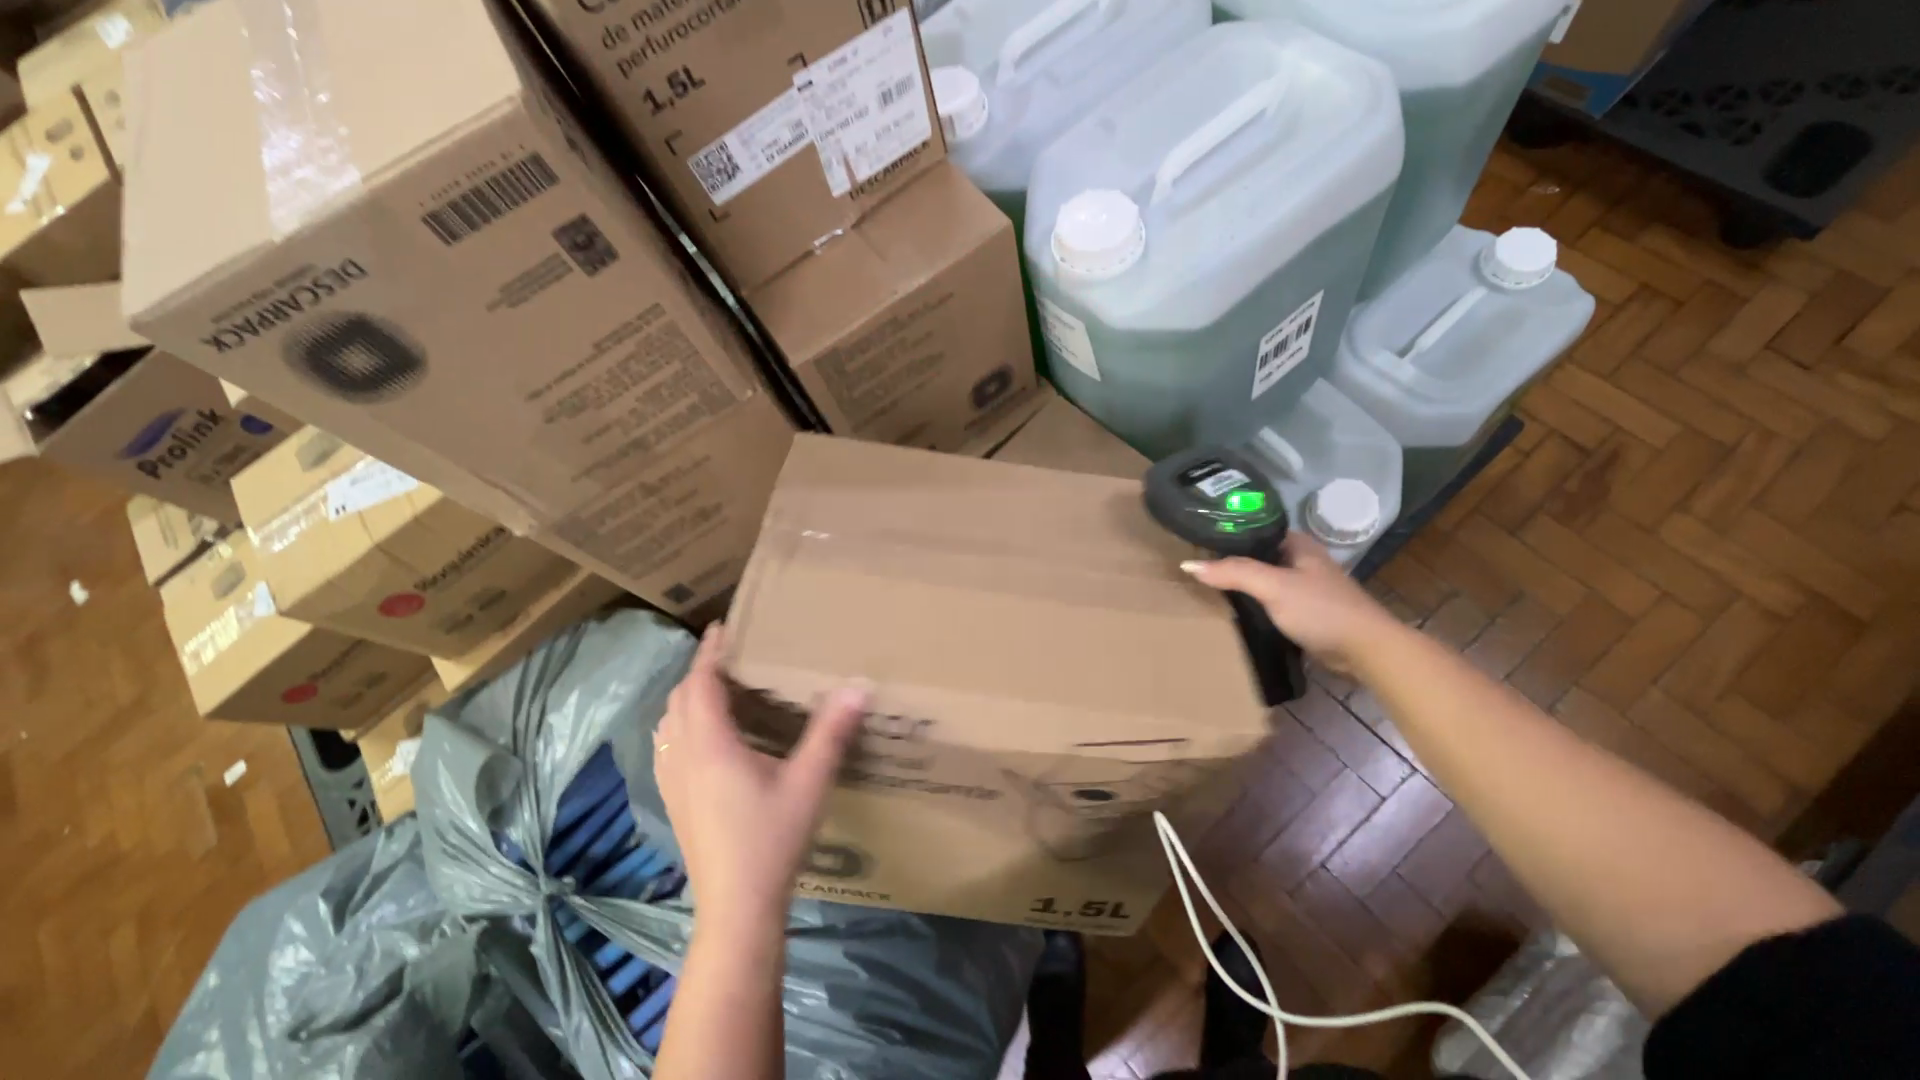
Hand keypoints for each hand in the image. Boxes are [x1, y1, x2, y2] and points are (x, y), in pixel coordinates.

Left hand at [654, 624, 868, 929]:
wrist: (736, 905)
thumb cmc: (773, 840)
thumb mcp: (810, 783)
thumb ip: (832, 732)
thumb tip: (858, 684)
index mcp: (711, 743)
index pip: (701, 682)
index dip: (710, 651)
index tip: (723, 626)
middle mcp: (684, 756)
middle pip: (680, 698)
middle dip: (699, 670)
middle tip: (728, 655)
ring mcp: (673, 782)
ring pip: (669, 723)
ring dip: (687, 698)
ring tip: (716, 690)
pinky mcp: (674, 803)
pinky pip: (668, 747)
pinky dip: (681, 726)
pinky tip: (703, 740)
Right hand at [1181, 532, 1400, 671]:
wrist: (1365, 650)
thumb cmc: (1320, 609)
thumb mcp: (1273, 586)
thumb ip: (1233, 573)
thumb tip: (1188, 565)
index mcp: (1299, 544)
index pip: (1256, 529)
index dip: (1228, 534)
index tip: (1196, 542)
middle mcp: (1303, 561)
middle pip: (1259, 556)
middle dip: (1232, 562)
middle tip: (1197, 568)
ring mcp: (1307, 589)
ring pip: (1265, 581)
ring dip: (1243, 586)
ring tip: (1208, 590)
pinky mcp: (1307, 614)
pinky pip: (1273, 603)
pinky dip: (1255, 606)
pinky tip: (1236, 613)